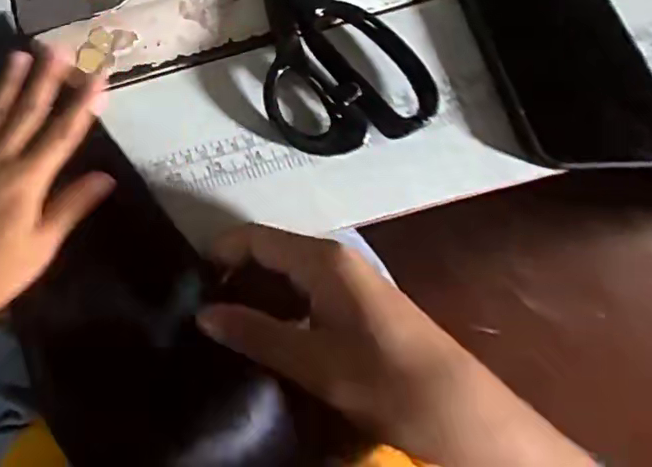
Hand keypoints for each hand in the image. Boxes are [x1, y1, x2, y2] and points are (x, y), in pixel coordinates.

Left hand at [0, 49, 114, 339]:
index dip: (83, 104)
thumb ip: (70, 207)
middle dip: (47, 78)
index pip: (63, 133)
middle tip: (59, 48)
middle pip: (29, 110)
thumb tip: (106, 176)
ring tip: (21, 53)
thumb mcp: (39, 248)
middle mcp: (0, 157)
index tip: (98, 76)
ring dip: (10, 80)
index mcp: (28, 178)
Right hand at [198, 225, 587, 466]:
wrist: (462, 413)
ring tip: (226, 329)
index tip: (189, 285)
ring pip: (286, 275)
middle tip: (204, 313)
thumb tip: (203, 315)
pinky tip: (267, 340)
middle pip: (269, 253)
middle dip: (234, 277)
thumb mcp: (315, 362)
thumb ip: (257, 334)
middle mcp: (332, 258)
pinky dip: (280, 309)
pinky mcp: (355, 304)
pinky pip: (304, 293)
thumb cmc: (385, 378)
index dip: (219, 255)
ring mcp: (346, 280)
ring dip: (257, 296)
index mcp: (321, 258)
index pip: (254, 238)